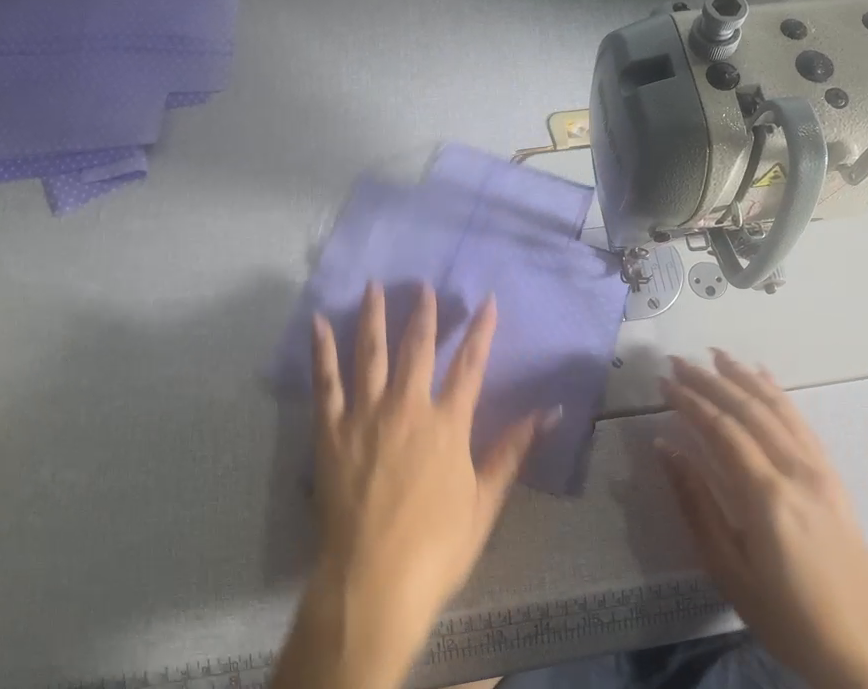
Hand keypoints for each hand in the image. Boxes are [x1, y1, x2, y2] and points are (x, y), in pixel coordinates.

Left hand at [273, 283, 544, 688]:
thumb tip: (549, 412)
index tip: (486, 301)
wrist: (373, 581)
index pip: (470, 366)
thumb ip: (513, 450)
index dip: (480, 331)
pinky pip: (326, 383)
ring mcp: (365, 416)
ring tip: (373, 287)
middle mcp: (407, 408)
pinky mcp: (331, 432)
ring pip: (370, 354)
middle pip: (417, 348)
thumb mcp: (485, 501)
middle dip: (424, 313)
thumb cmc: (437, 547)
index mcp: (448, 425)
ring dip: (373, 317)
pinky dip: (322, 351)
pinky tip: (318, 323)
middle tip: (423, 285)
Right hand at [658, 351, 867, 688]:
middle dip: (711, 381)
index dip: (690, 402)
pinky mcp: (833, 476)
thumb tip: (666, 447)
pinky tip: (763, 379)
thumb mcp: (727, 568)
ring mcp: (820, 470)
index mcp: (766, 495)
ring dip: (745, 378)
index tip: (663, 383)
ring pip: (778, 408)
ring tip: (717, 356)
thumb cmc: (784, 614)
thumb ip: (696, 502)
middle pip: (749, 410)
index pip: (722, 430)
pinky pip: (802, 422)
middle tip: (678, 361)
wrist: (858, 642)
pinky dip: (779, 395)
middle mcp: (796, 470)